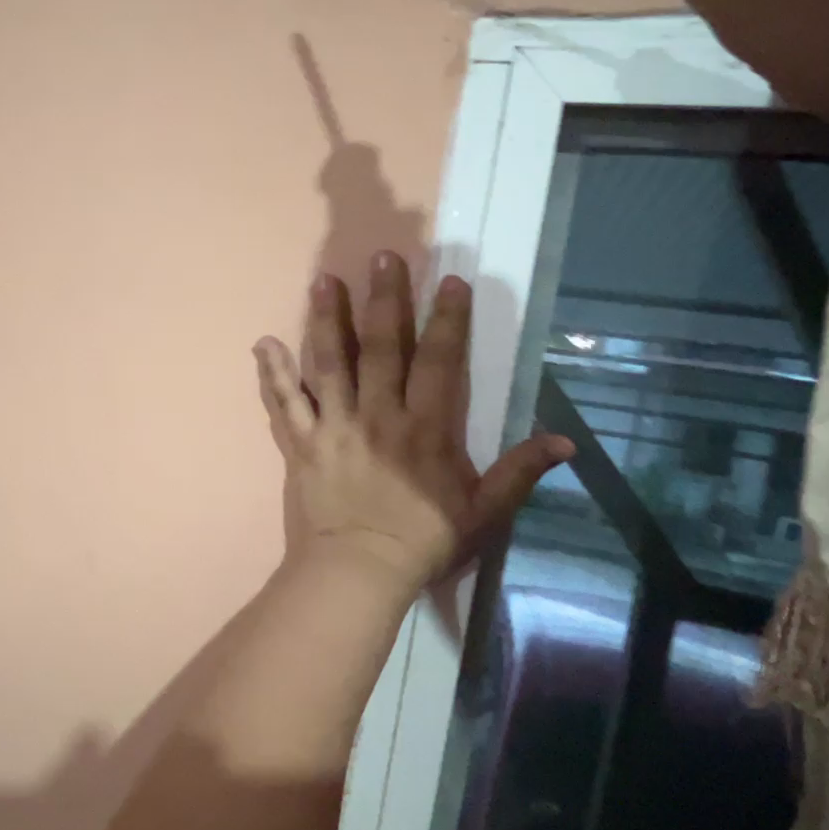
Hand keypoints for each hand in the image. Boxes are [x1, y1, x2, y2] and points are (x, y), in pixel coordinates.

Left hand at [254, 251, 571, 595]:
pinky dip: (272, 374)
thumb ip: (519, 473)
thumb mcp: (483, 512)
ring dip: (326, 320)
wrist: (356, 572)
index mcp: (425, 428)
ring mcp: (333, 427)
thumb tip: (566, 441)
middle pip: (382, 347)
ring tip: (322, 280)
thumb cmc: (422, 543)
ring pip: (329, 363)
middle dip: (385, 299)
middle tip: (381, 257)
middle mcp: (377, 415)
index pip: (439, 361)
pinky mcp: (299, 445)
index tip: (450, 280)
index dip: (447, 319)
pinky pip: (283, 404)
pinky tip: (262, 343)